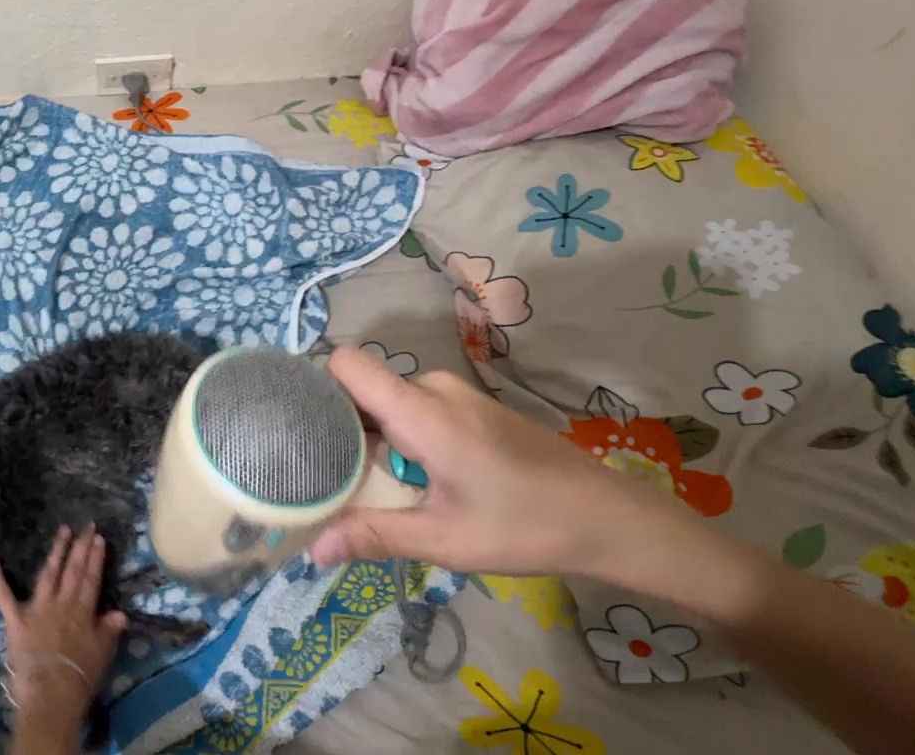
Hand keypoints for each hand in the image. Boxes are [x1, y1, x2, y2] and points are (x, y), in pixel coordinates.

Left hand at [0, 526, 126, 716]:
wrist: (50, 693)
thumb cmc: (79, 676)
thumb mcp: (102, 653)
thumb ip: (109, 630)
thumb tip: (120, 613)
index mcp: (82, 611)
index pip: (91, 579)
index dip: (95, 558)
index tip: (98, 538)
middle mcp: (61, 603)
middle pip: (73, 570)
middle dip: (80, 546)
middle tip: (86, 526)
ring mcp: (37, 608)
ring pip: (48, 573)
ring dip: (56, 551)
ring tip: (62, 531)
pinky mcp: (15, 619)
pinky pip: (4, 596)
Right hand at [310, 346, 693, 578]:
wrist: (612, 518)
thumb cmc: (526, 525)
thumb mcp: (445, 539)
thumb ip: (374, 535)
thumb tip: (312, 550)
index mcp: (421, 409)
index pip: (346, 364)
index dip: (316, 387)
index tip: (301, 429)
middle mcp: (433, 388)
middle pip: (363, 389)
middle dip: (342, 429)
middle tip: (328, 476)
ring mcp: (456, 395)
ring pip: (389, 403)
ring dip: (374, 439)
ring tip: (370, 486)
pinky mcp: (472, 408)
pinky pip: (415, 409)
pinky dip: (401, 438)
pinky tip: (413, 481)